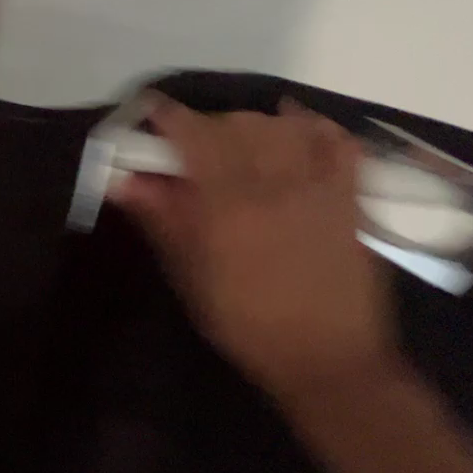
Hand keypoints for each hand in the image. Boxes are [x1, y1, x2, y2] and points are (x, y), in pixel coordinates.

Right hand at [111, 97, 397, 398]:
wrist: (326, 359)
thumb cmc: (243, 322)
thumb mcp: (188, 274)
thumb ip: (160, 219)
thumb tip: (123, 180)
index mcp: (226, 206)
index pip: (193, 136)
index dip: (167, 116)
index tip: (149, 112)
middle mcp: (273, 186)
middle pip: (235, 124)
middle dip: (204, 124)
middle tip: (186, 146)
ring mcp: (317, 189)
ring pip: (282, 127)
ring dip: (251, 124)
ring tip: (235, 141)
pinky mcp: (349, 200)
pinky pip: (339, 144)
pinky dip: (314, 126)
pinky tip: (294, 125)